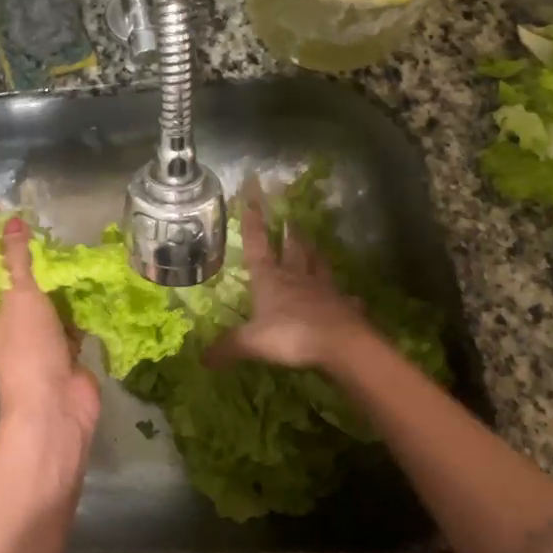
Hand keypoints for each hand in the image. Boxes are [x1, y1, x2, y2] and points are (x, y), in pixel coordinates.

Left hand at [0, 218, 101, 440]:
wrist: (57, 406)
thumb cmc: (28, 348)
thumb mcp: (20, 295)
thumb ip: (18, 258)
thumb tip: (12, 220)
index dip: (4, 254)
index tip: (20, 228)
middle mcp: (12, 328)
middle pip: (25, 290)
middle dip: (41, 269)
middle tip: (57, 239)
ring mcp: (40, 341)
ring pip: (52, 306)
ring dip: (65, 287)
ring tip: (79, 255)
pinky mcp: (67, 352)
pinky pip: (74, 322)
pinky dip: (83, 308)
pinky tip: (96, 285)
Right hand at [203, 179, 374, 370]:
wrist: (342, 346)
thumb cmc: (291, 335)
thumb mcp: (251, 343)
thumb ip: (227, 348)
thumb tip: (201, 359)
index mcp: (269, 279)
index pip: (256, 244)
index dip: (252, 220)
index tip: (252, 193)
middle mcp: (296, 278)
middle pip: (292, 249)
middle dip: (288, 232)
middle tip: (289, 217)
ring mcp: (323, 290)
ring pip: (318, 265)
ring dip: (315, 254)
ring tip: (314, 243)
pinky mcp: (344, 307)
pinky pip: (344, 298)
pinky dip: (346, 297)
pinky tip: (351, 297)